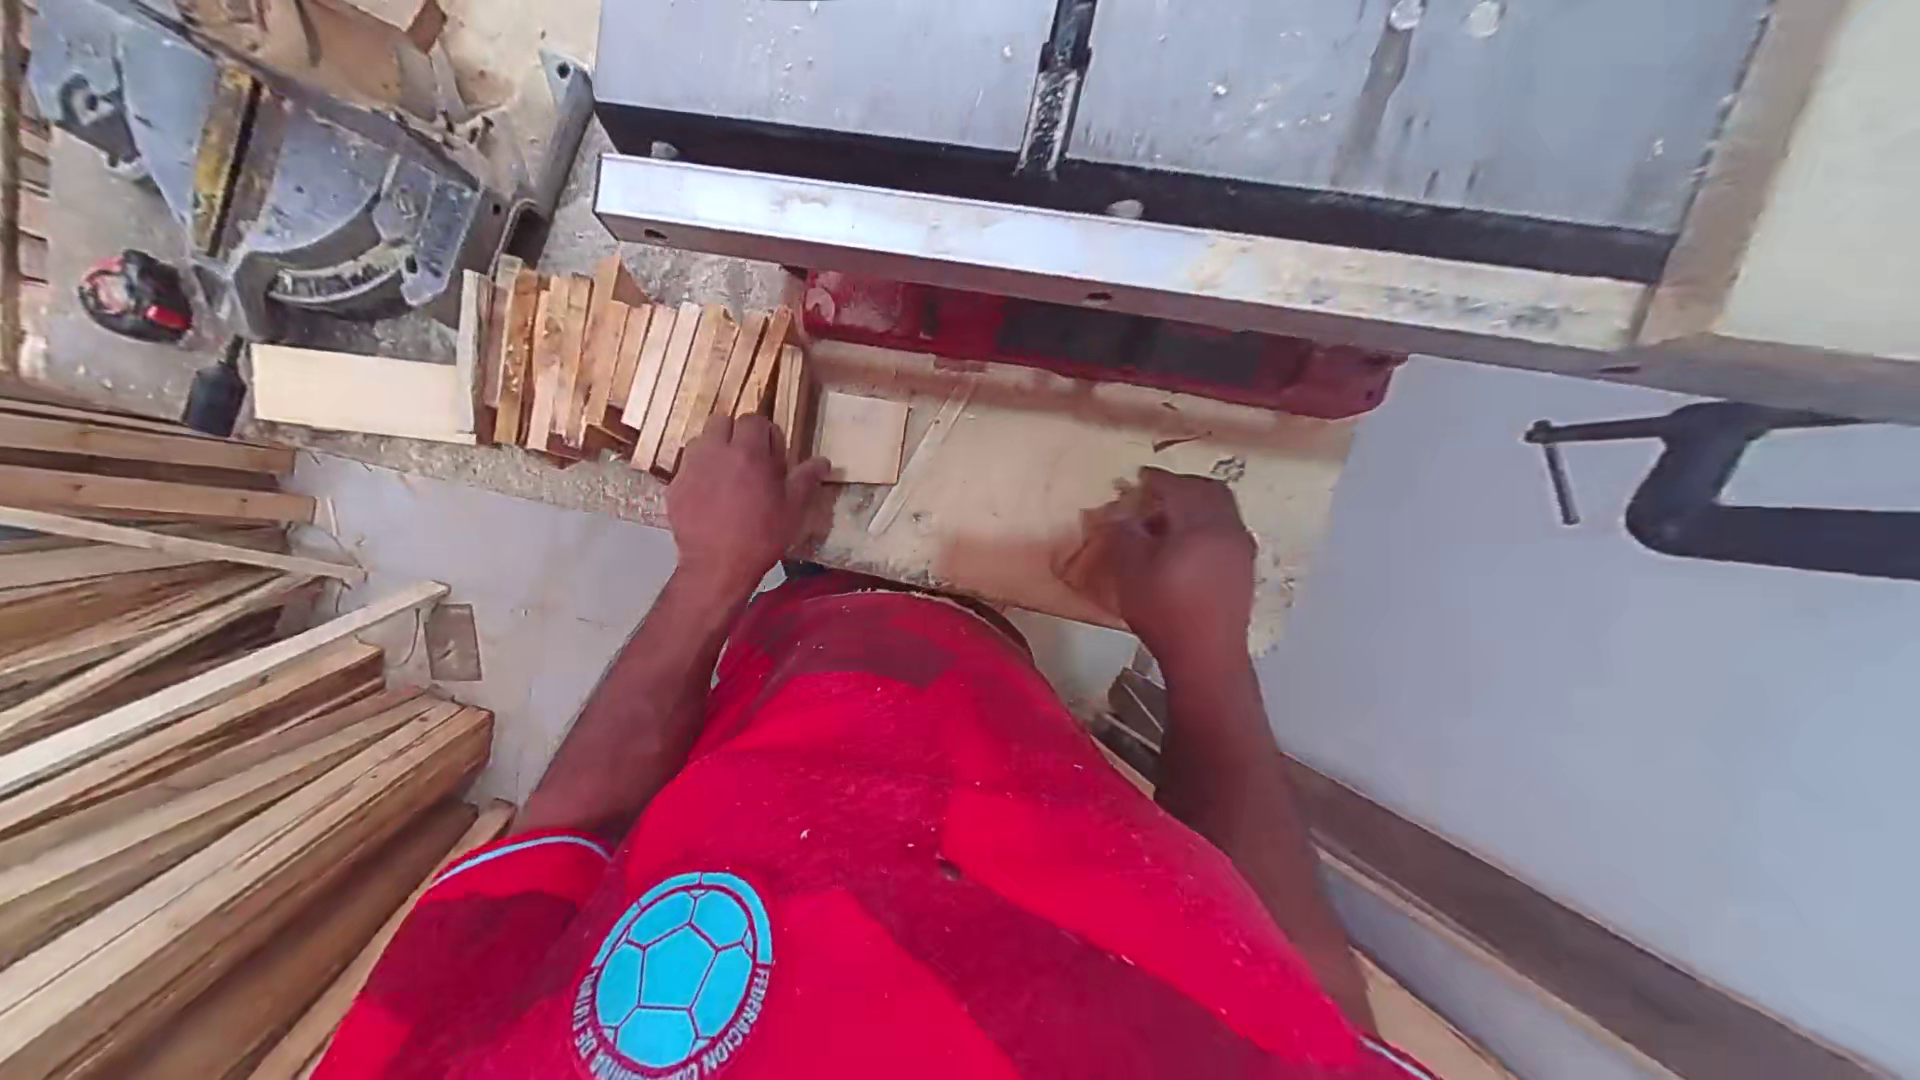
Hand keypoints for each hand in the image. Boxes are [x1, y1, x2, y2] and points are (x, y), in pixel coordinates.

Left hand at [668, 414, 829, 599]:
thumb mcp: (794, 508)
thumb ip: (807, 479)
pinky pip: (687, 467)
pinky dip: (700, 473)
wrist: (718, 565)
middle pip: (722, 421)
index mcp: (748, 452)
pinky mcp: (675, 486)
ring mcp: (691, 467)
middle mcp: (716, 451)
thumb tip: (823, 462)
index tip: (772, 455)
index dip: (765, 433)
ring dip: (716, 450)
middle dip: (737, 434)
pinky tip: (711, 497)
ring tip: (728, 476)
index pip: (754, 420)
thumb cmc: (762, 535)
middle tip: (750, 460)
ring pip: (702, 441)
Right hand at [1092, 468, 1256, 667]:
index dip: (1155, 479)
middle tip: (1156, 493)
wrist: (1205, 655)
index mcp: (1201, 522)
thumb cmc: (1164, 608)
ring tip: (1168, 520)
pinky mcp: (1244, 570)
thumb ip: (1123, 533)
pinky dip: (1205, 525)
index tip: (1138, 478)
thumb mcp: (1129, 568)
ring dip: (1196, 506)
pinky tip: (1185, 546)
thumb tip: (1120, 513)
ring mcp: (1241, 550)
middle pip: (1209, 491)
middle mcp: (1228, 528)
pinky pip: (1225, 531)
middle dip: (1182, 486)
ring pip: (1221, 511)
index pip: (1178, 486)